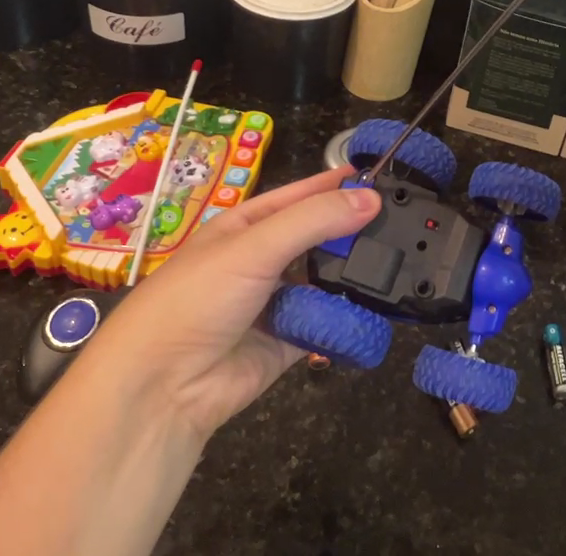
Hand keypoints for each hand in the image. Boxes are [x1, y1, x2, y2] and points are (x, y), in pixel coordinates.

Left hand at [59, 166, 375, 440]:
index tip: (384, 175)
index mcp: (245, 228)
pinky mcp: (289, 341)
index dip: (336, 184)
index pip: (300, 196)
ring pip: (326, 280)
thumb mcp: (254, 246)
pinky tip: (379, 306)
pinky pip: (327, 322)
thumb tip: (372, 198)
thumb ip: (314, 220)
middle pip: (318, 238)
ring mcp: (275, 303)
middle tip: (403, 222)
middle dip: (352, 231)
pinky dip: (348, 317)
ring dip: (353, 274)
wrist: (161, 389)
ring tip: (400, 261)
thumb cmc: (197, 300)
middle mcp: (262, 261)